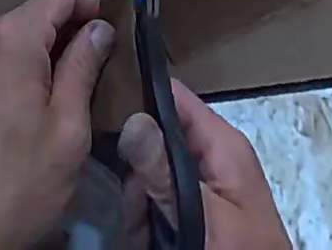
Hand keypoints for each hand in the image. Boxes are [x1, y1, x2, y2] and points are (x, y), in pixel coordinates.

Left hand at [0, 0, 115, 249]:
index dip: (91, 7)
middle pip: (42, 10)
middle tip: (94, 78)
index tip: (108, 43)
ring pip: (25, 33)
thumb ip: (85, 67)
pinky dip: (29, 67)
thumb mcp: (67, 127)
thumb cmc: (14, 179)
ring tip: (68, 97)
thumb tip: (100, 28)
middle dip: (72, 34)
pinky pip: (6, 53)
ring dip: (51, 54)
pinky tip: (36, 108)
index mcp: (13, 34)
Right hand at [118, 80, 291, 249]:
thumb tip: (132, 117)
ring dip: (141, 201)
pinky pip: (164, 197)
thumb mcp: (202, 218)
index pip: (176, 96)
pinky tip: (147, 237)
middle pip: (160, 137)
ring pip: (156, 171)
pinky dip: (150, 217)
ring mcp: (207, 182)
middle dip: (139, 171)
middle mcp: (214, 153)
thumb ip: (166, 172)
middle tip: (133, 206)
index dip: (141, 98)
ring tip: (142, 231)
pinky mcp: (200, 208)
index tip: (109, 117)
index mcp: (223, 142)